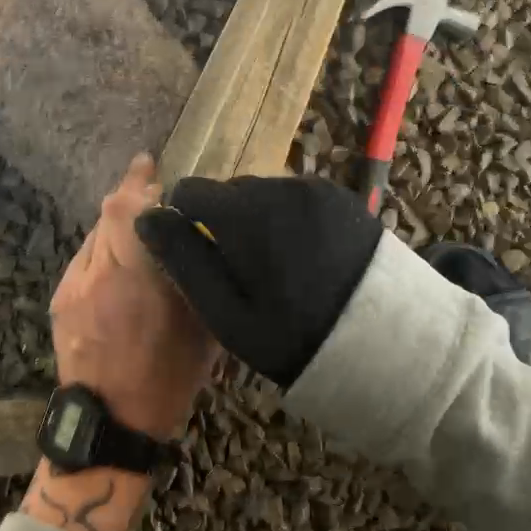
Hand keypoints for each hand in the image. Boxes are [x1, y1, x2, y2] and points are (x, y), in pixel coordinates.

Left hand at [49, 153, 217, 437]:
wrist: (112, 421)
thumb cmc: (169, 377)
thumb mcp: (201, 326)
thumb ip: (195, 272)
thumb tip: (199, 232)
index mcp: (133, 281)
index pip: (123, 210)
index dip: (136, 182)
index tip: (150, 165)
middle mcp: (96, 276)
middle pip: (107, 215)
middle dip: (130, 198)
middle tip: (152, 190)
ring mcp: (72, 287)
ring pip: (95, 235)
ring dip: (118, 225)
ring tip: (141, 230)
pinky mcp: (60, 298)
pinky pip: (85, 259)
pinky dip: (104, 250)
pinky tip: (122, 262)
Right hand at [134, 175, 382, 387]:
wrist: (384, 343)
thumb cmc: (292, 334)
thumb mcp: (226, 311)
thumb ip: (183, 259)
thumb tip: (146, 217)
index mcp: (243, 212)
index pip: (189, 190)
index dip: (184, 220)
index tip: (200, 255)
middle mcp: (278, 186)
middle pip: (229, 191)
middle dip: (225, 222)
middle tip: (242, 270)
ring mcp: (315, 188)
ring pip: (264, 194)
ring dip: (259, 219)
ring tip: (278, 267)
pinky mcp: (343, 197)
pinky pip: (298, 199)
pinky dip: (291, 219)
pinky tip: (306, 257)